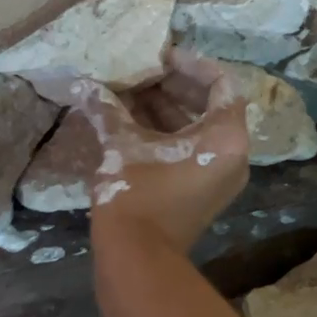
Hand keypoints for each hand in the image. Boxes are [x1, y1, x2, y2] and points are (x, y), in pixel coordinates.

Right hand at [67, 48, 249, 251]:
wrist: (138, 260)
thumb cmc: (138, 194)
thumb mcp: (122, 144)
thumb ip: (108, 109)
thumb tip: (81, 83)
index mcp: (227, 136)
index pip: (220, 82)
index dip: (190, 64)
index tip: (160, 57)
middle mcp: (235, 153)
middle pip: (211, 103)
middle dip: (175, 85)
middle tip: (143, 72)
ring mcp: (222, 174)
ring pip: (200, 127)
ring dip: (168, 107)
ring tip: (132, 91)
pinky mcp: (206, 189)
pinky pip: (195, 148)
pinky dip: (170, 132)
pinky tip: (133, 119)